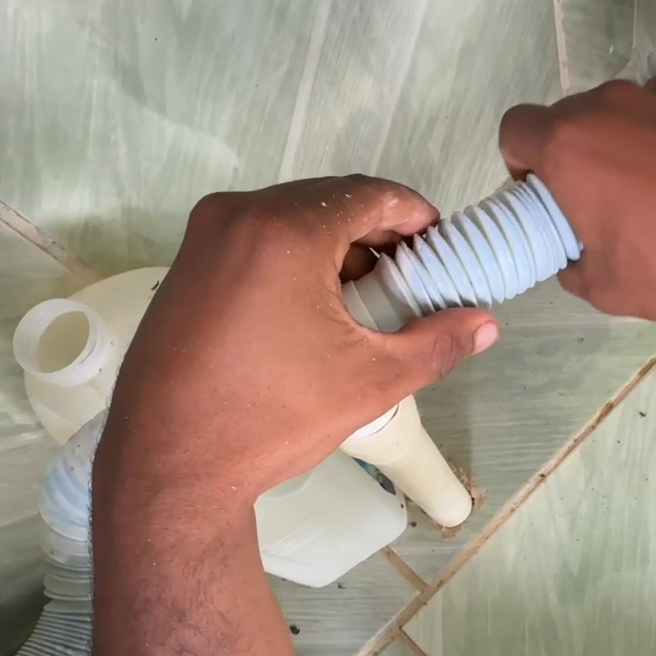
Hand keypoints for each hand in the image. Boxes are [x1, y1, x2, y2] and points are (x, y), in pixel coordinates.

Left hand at [97, 175, 496, 512]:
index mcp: (286, 230)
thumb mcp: (371, 381)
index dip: (414, 215)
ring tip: (366, 301)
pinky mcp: (186, 266)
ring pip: (292, 220)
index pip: (370, 194)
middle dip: (378, 235)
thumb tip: (487, 324)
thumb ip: (437, 344)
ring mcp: (204, 238)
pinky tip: (314, 310)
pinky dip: (298, 260)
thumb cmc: (274, 416)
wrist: (168, 461)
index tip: (439, 246)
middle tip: (409, 280)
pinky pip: (258, 240)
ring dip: (338, 248)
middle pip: (330, 201)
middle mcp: (239, 214)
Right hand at [499, 78, 655, 326]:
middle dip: (565, 159)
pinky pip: (652, 116)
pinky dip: (650, 141)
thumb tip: (574, 255)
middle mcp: (607, 105)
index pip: (515, 130)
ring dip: (609, 148)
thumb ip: (570, 265)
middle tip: (590, 208)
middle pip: (563, 120)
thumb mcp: (604, 288)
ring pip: (610, 116)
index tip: (543, 200)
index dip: (519, 166)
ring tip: (640, 198)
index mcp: (569, 145)